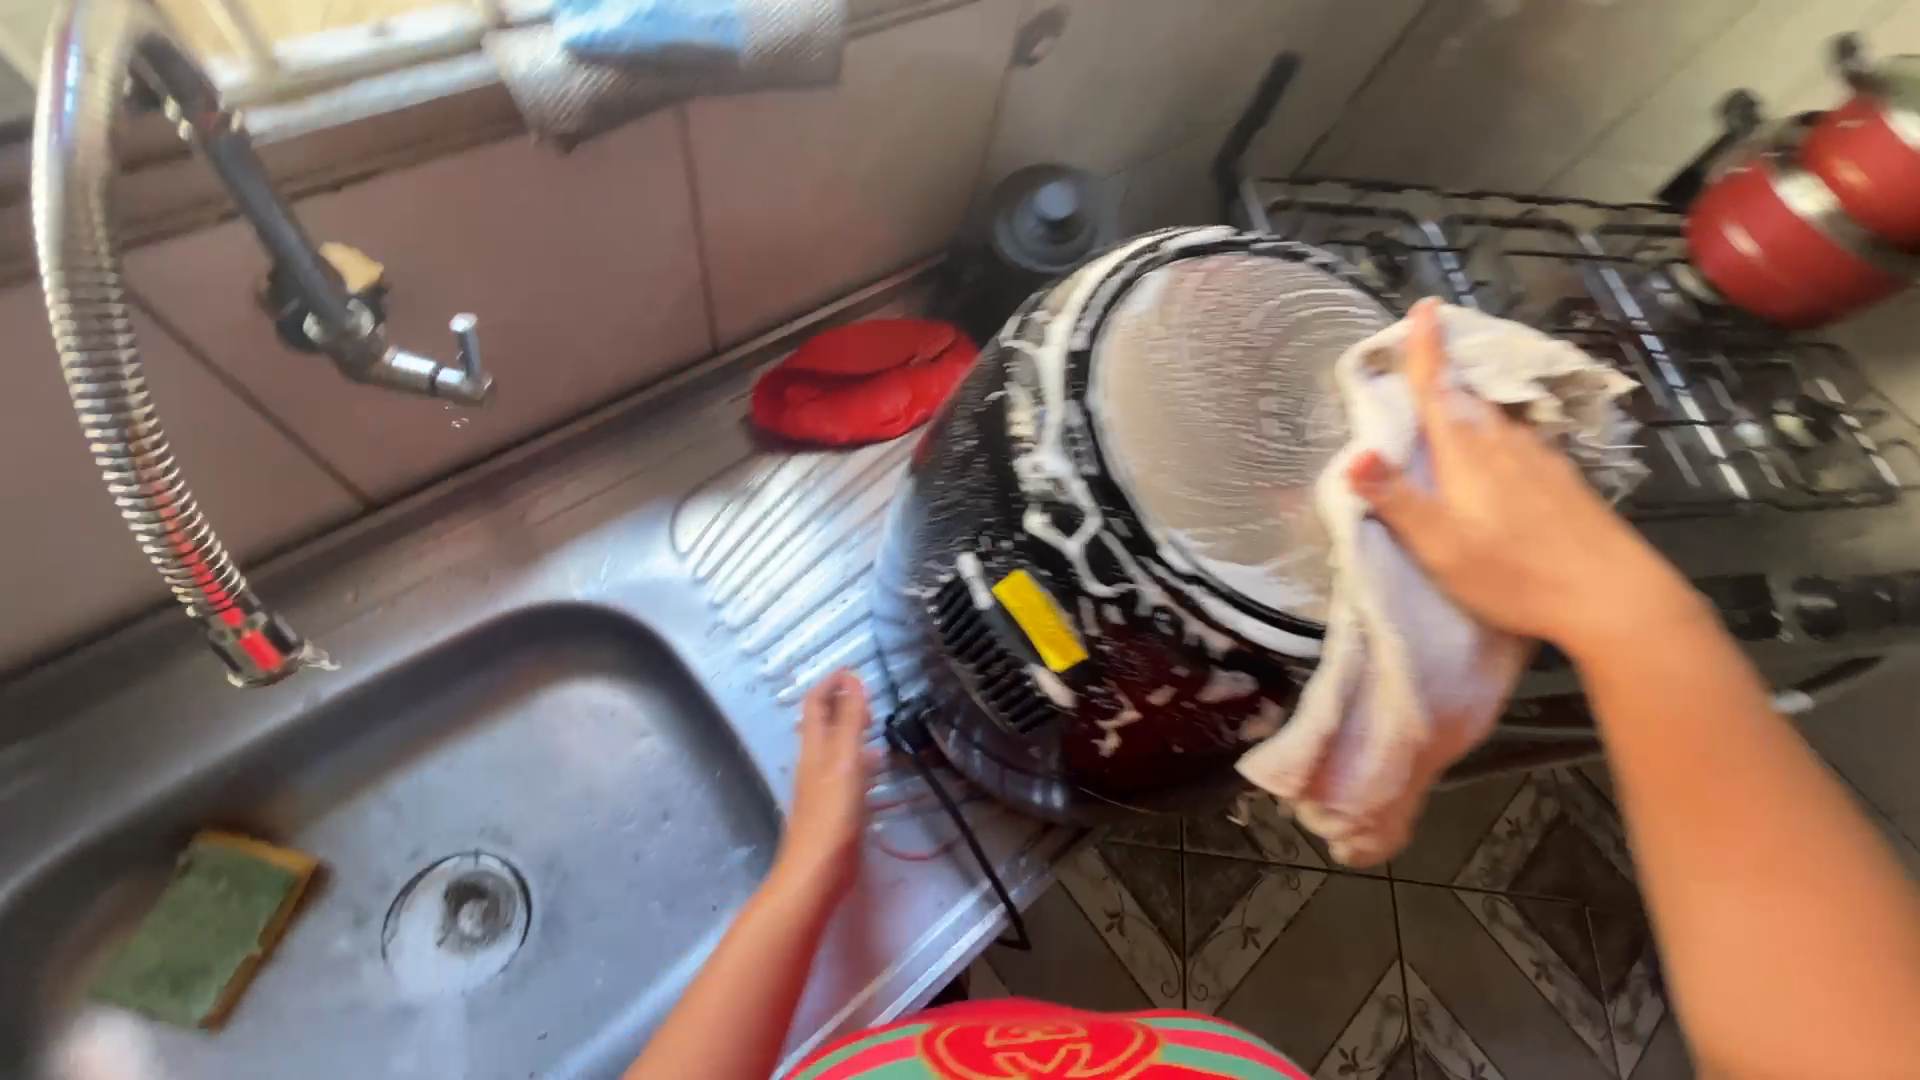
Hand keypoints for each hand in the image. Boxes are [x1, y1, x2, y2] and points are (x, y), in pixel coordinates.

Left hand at [776, 671, 876, 899]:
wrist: (817, 872)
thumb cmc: (832, 814)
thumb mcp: (845, 760)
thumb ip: (850, 720)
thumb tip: (853, 679)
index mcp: (814, 747)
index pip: (815, 703)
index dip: (830, 683)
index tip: (853, 669)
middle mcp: (814, 761)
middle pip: (824, 723)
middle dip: (843, 703)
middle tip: (869, 695)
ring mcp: (823, 784)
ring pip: (836, 746)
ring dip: (853, 729)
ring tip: (877, 723)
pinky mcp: (834, 806)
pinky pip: (847, 770)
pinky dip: (861, 758)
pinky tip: (877, 766)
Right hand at [1347, 299, 1699, 657]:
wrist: (1617, 602)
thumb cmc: (1516, 573)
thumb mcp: (1441, 544)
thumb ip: (1396, 499)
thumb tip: (1352, 455)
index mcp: (1469, 455)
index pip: (1440, 391)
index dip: (1428, 349)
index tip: (1424, 306)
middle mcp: (1506, 447)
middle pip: (1467, 397)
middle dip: (1443, 369)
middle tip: (1424, 345)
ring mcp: (1540, 463)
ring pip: (1494, 417)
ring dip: (1468, 397)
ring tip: (1449, 391)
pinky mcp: (1561, 484)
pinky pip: (1516, 438)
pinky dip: (1493, 426)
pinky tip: (1496, 441)